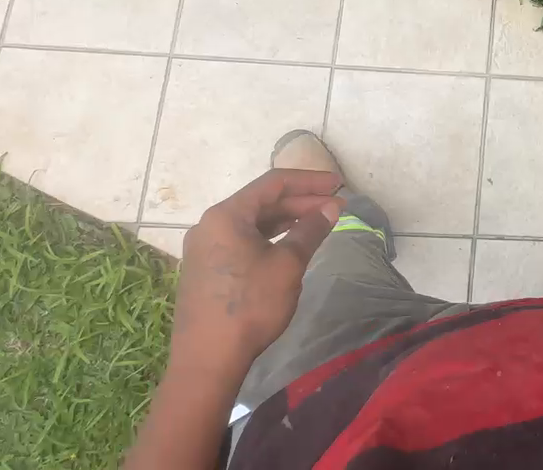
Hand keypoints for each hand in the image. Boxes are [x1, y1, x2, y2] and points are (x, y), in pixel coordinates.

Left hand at [170, 168, 342, 380]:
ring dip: (287, 219)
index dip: (310, 180)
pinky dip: (270, 237)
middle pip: (262, 201)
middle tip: (334, 207)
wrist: (207, 362)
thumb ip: (310, 229)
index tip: (338, 184)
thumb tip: (331, 208)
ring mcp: (205, 248)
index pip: (274, 183)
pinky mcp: (206, 269)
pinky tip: (290, 245)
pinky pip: (243, 240)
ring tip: (318, 223)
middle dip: (301, 201)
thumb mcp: (288, 264)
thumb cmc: (250, 305)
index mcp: (226, 215)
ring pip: (253, 222)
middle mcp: (210, 225)